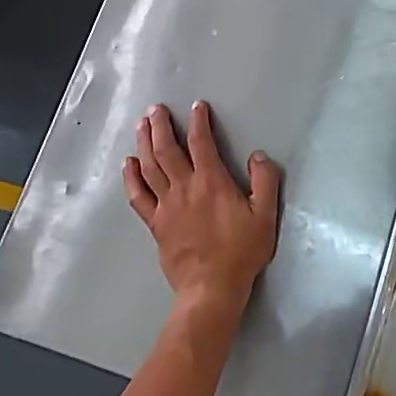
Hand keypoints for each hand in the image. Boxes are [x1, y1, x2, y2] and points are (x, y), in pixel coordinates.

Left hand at [123, 102, 279, 316]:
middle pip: (167, 150)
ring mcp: (166, 206)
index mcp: (212, 182)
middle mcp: (184, 188)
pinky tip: (129, 164)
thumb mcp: (265, 215)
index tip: (197, 106)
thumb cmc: (241, 251)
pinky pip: (138, 195)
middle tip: (155, 108)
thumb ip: (264, 181)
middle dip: (161, 126)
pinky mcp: (155, 223)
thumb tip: (258, 156)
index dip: (199, 121)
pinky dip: (131, 177)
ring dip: (144, 143)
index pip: (201, 143)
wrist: (211, 288)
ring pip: (149, 167)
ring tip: (141, 125)